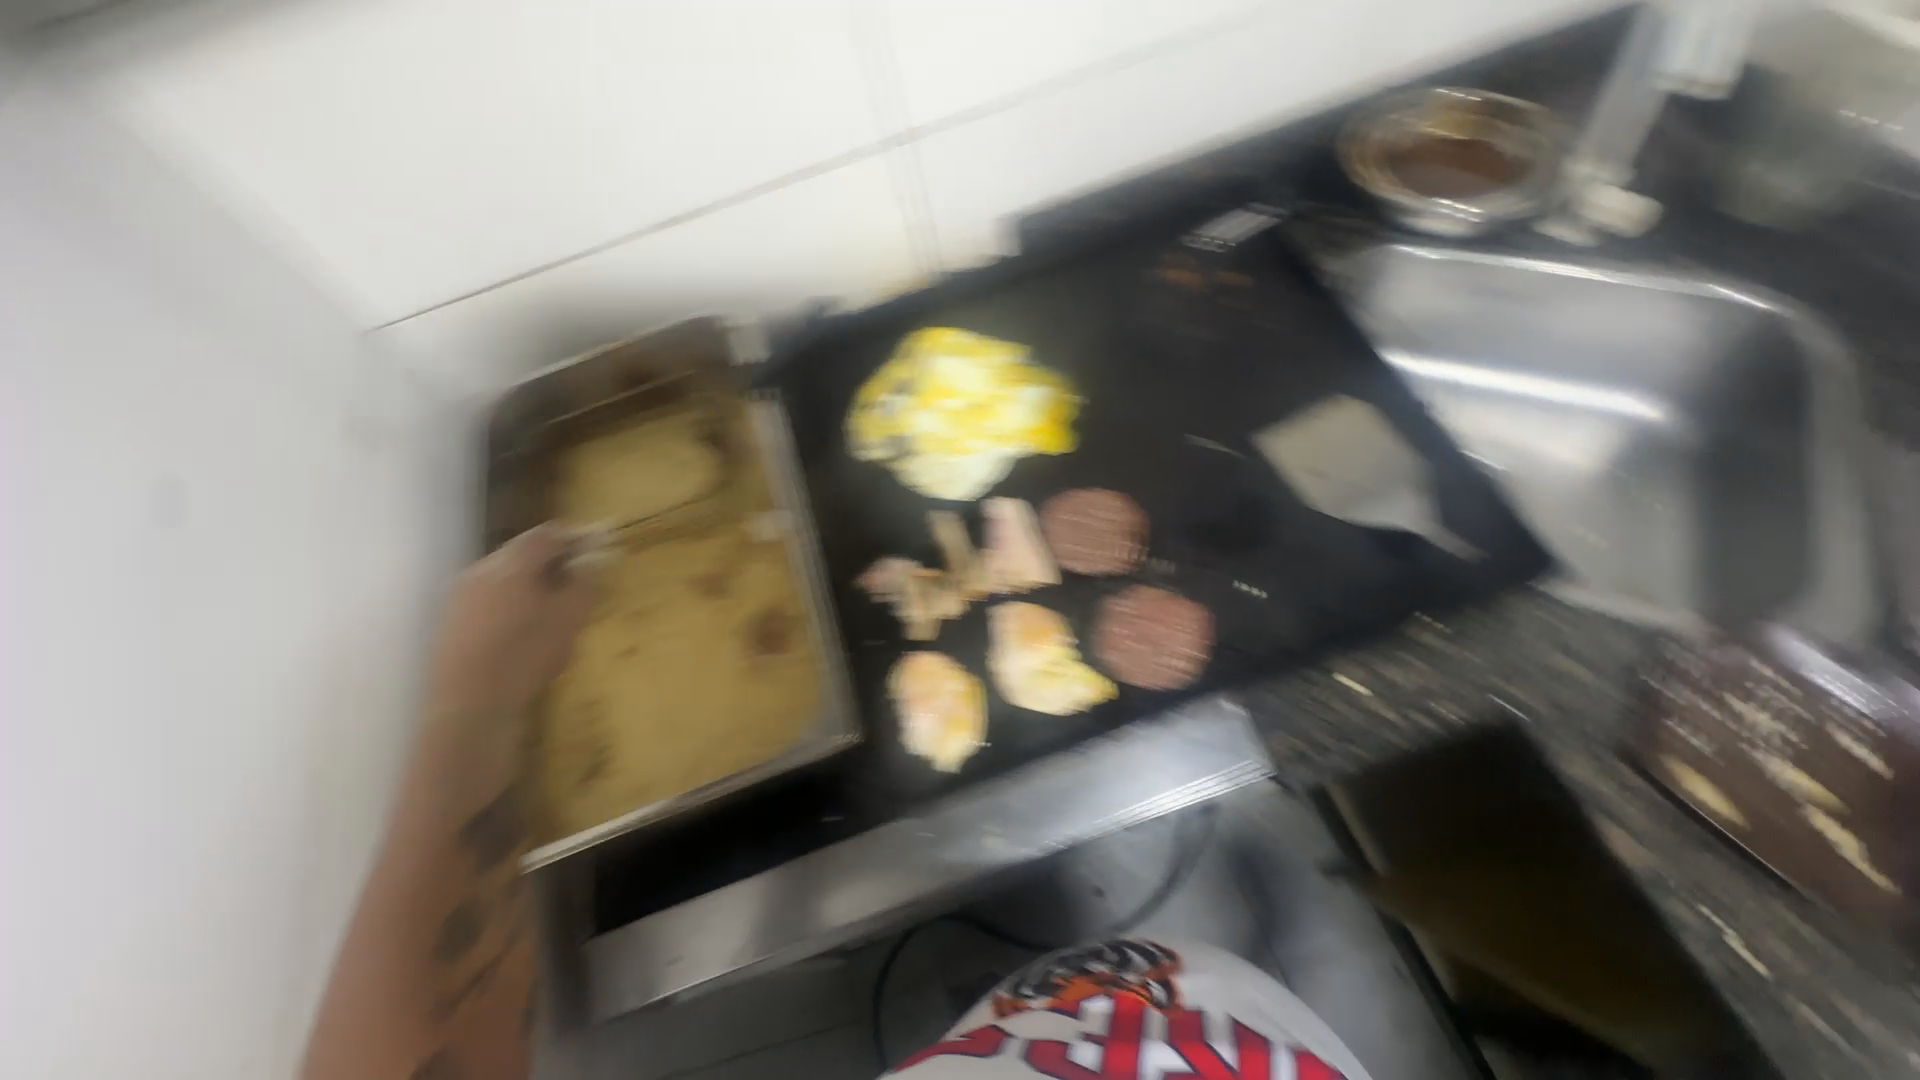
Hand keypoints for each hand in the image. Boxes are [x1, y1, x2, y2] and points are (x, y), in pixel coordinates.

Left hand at [429, 522, 603, 718]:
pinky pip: (488, 595)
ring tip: (550, 610)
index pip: (548, 534)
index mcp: (512, 565)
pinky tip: (520, 629)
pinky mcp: (451, 618)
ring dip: (530, 581)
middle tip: (576, 583)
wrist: (469, 705)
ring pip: (504, 574)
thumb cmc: (526, 657)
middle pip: (523, 551)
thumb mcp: (569, 620)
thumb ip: (583, 583)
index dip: (575, 539)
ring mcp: (460, 593)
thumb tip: (590, 560)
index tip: (595, 552)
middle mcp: (481, 570)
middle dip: (552, 561)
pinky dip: (510, 600)